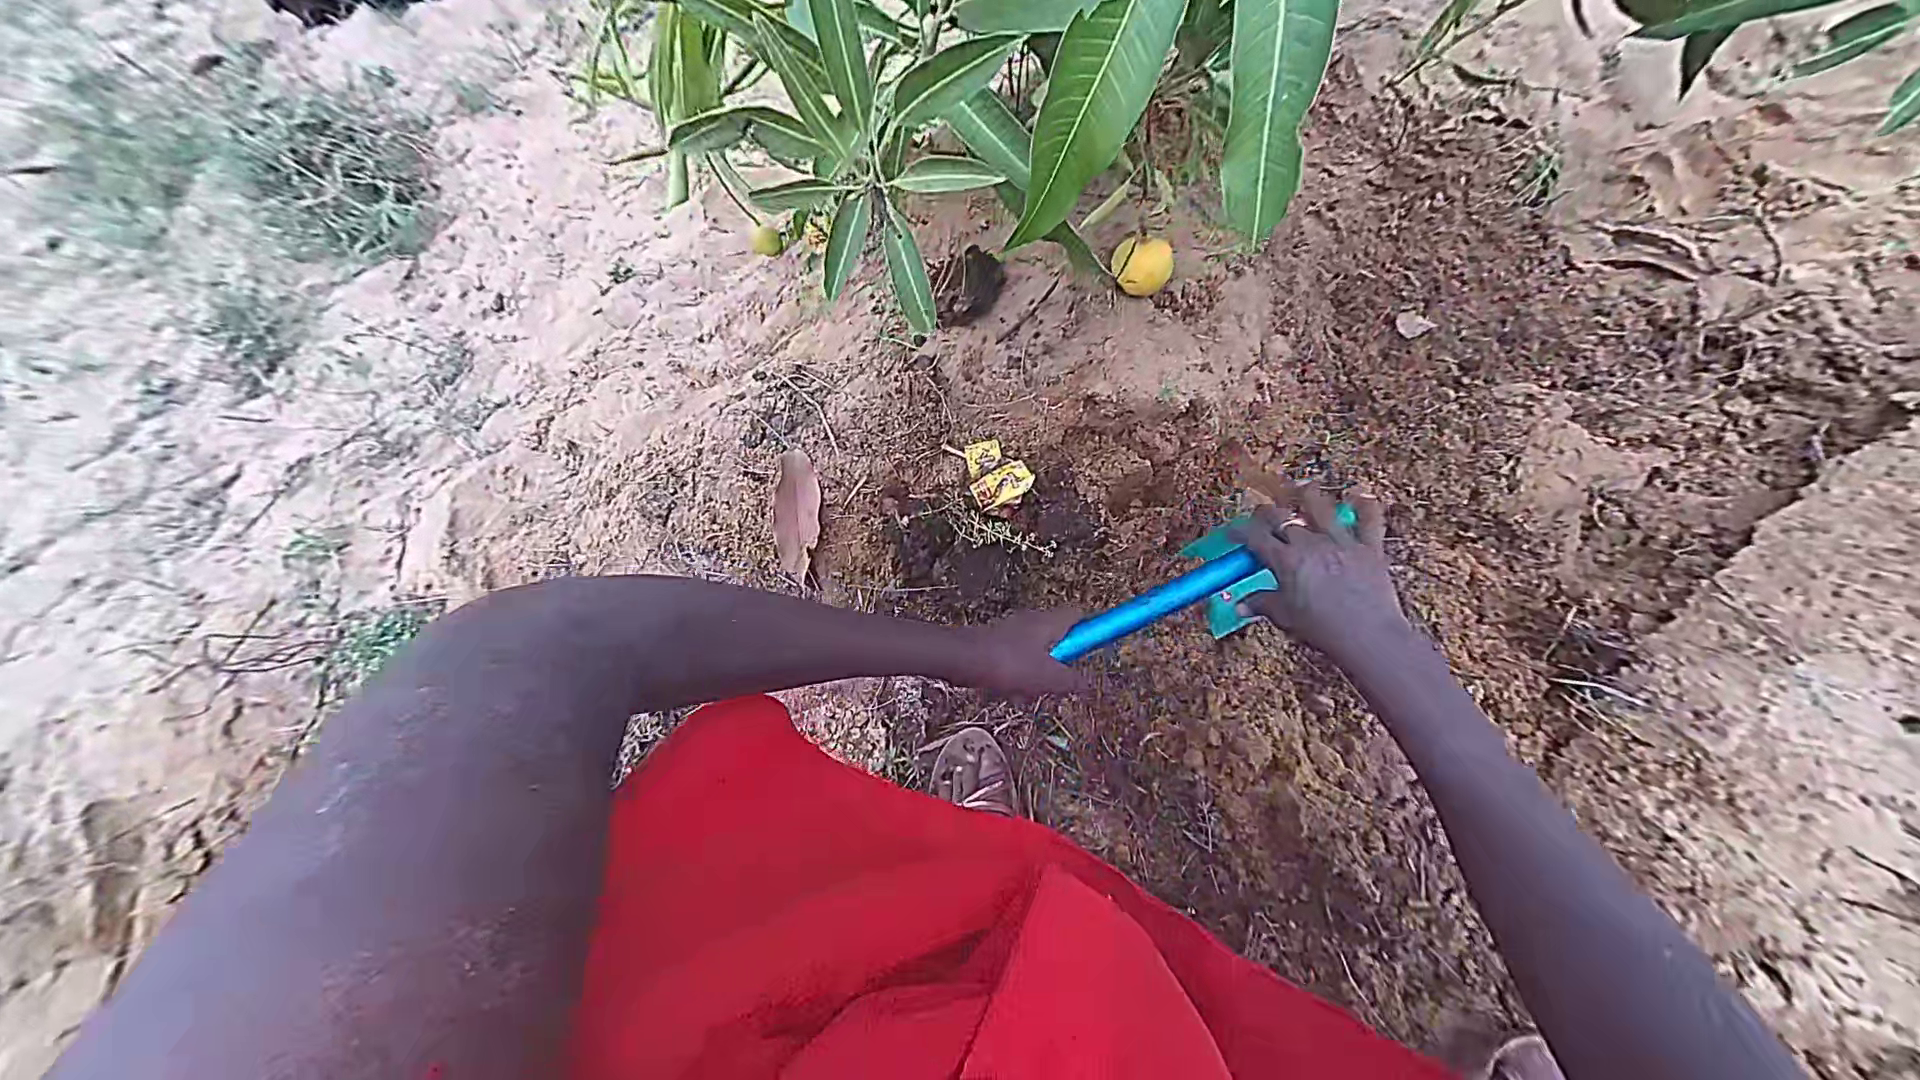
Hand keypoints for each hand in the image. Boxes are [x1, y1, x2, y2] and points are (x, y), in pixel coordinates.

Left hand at [953, 608, 1087, 695]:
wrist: (959, 659)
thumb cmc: (1008, 664)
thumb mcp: (1048, 678)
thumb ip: (1072, 681)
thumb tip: (1088, 684)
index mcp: (1050, 622)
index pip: (1080, 616)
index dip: (1091, 632)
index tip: (1094, 653)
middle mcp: (1032, 621)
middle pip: (1058, 640)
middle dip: (1059, 666)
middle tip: (1056, 686)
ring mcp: (1011, 631)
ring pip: (1036, 655)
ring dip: (1035, 677)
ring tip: (1026, 694)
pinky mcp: (994, 644)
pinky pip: (1015, 661)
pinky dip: (1015, 678)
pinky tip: (1008, 693)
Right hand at [1228, 486, 1410, 660]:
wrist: (1367, 635)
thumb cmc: (1322, 628)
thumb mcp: (1284, 616)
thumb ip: (1261, 604)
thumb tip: (1240, 605)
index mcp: (1286, 560)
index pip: (1255, 537)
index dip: (1240, 531)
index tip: (1233, 532)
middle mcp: (1311, 545)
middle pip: (1283, 518)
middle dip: (1268, 513)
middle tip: (1261, 514)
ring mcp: (1341, 544)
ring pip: (1322, 510)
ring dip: (1309, 497)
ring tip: (1303, 488)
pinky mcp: (1369, 550)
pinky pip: (1368, 522)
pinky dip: (1366, 507)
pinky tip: (1361, 495)